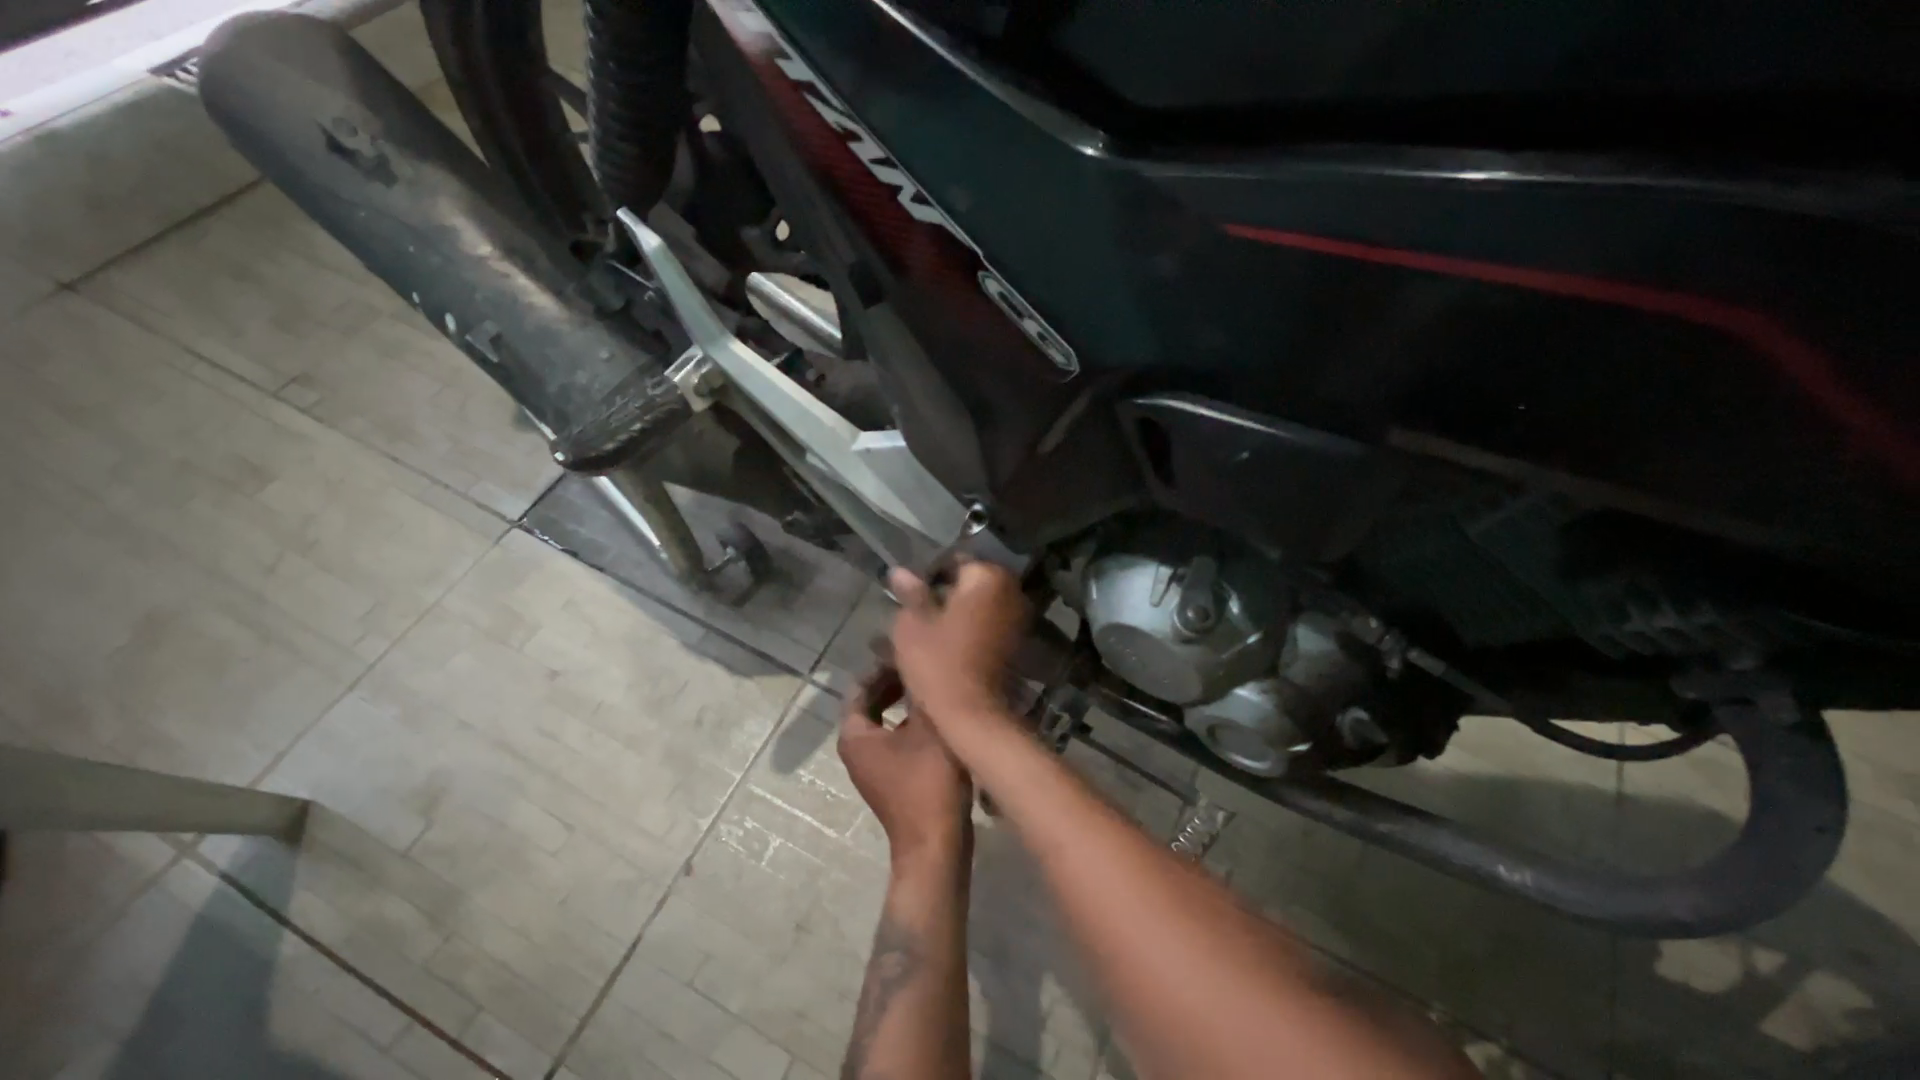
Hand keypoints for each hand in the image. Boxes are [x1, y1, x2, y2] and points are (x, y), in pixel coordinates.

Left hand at [840, 667, 973, 865]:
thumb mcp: (929, 729)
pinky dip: (911, 727)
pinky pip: (896, 742)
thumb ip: (923, 694)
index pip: (860, 686)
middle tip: (923, 667)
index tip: (910, 653)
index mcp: (854, 735)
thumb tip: (922, 662)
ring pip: (885, 724)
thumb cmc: (928, 783)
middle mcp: (855, 750)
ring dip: (905, 705)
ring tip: (934, 688)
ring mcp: (872, 769)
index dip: (884, 666)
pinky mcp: (891, 782)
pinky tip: (940, 720)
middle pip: (870, 704)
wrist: (935, 846)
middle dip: (895, 684)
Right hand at [886, 560, 1029, 733]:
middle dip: (942, 594)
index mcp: (988, 577)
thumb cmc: (937, 661)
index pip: (955, 560)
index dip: (929, 574)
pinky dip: (966, 631)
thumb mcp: (912, 623)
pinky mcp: (1014, 646)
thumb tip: (900, 572)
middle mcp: (1011, 593)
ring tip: (921, 630)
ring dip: (953, 614)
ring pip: (976, 607)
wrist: (970, 714)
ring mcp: (1017, 620)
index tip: (908, 592)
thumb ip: (910, 593)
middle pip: (969, 584)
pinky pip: (985, 627)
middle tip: (911, 612)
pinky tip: (941, 645)